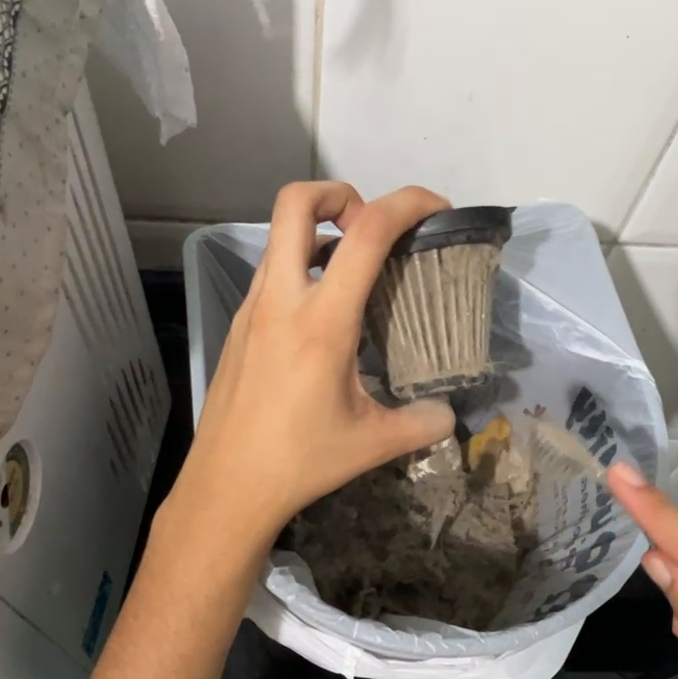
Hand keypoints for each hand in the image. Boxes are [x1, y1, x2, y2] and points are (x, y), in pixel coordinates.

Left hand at [163, 182, 458, 550]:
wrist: (227, 485)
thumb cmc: (300, 462)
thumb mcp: (373, 444)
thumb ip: (423, 423)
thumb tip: (449, 413)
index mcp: (322, 322)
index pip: (366, 233)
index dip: (407, 203)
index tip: (435, 210)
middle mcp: (281, 301)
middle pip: (295, 203)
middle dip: (339, 193)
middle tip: (371, 227)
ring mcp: (252, 310)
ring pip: (279, 239)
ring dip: (318, 234)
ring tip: (353, 273)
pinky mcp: (239, 327)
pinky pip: (270, 274)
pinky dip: (300, 269)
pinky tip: (321, 317)